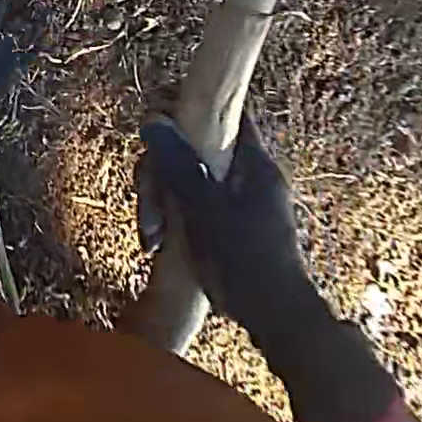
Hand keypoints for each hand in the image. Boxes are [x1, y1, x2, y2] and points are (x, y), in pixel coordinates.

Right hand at [141, 112, 323, 338]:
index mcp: (252, 162)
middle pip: (189, 147)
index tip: (157, 105)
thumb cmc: (247, 256)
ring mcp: (229, 197)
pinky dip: (166, 216)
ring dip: (157, 200)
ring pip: (179, 176)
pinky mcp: (216, 219)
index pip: (225, 111)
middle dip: (159, 170)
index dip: (190, 101)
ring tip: (151, 233)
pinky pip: (182, 201)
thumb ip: (179, 162)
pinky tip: (156, 241)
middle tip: (145, 194)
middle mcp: (242, 174)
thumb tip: (152, 118)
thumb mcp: (206, 205)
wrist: (275, 320)